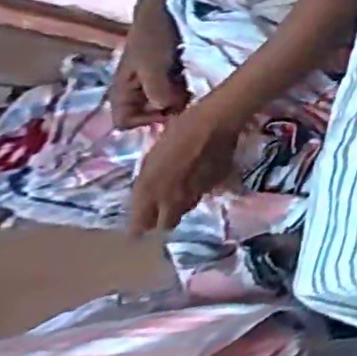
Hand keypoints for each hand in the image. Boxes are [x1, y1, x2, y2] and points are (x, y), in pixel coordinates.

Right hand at [109, 1, 186, 129]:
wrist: (166, 11)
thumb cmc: (154, 37)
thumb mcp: (153, 64)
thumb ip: (157, 89)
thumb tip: (168, 111)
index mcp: (122, 91)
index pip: (125, 121)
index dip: (147, 121)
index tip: (172, 110)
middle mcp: (136, 91)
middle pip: (149, 115)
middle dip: (170, 112)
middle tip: (191, 99)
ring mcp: (154, 84)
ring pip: (166, 105)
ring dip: (183, 101)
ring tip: (198, 89)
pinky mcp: (170, 76)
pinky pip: (178, 92)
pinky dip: (189, 91)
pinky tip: (201, 82)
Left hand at [126, 106, 236, 233]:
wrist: (214, 123)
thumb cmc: (175, 134)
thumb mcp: (151, 159)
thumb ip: (150, 182)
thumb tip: (150, 195)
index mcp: (150, 192)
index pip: (140, 225)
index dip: (138, 229)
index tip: (136, 232)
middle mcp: (174, 198)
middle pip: (168, 224)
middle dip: (162, 222)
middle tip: (160, 214)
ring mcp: (200, 192)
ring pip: (187, 208)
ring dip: (181, 206)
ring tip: (180, 195)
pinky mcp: (219, 183)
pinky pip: (206, 193)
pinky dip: (200, 191)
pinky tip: (200, 178)